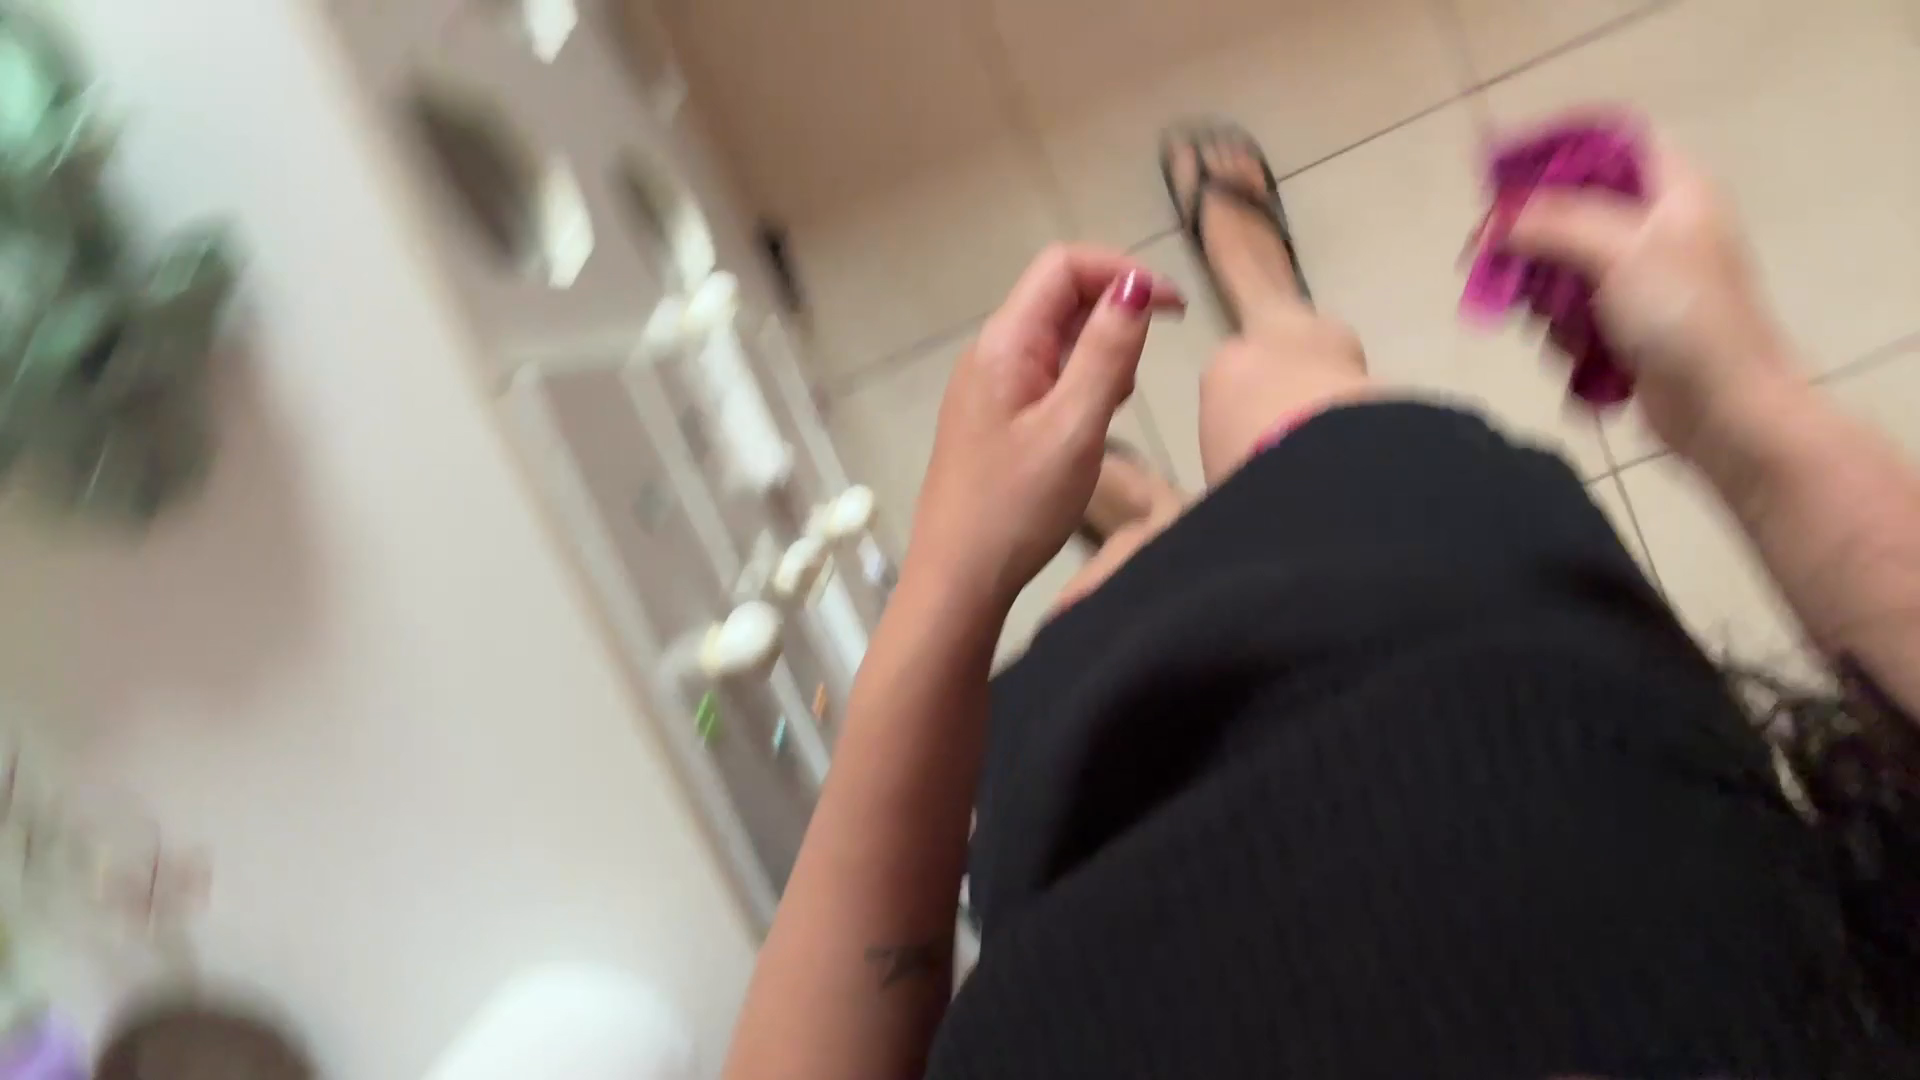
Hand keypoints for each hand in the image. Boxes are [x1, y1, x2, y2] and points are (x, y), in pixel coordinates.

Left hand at [900, 246, 1183, 610]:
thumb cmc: (1016, 507)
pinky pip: (1044, 379)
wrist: (958, 577)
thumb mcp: (1073, 428)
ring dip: (1098, 355)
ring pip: (1055, 342)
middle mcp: (990, 355)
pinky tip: (1088, 425)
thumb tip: (1134, 284)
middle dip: (1112, 317)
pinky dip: (1078, 385)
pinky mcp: (993, 421)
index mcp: (1004, 344)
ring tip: (1113, 408)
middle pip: (1058, 299)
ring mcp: (988, 389)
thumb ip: (1106, 354)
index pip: (1063, 266)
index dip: (1122, 271)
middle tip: (1138, 377)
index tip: (1173, 309)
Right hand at [1500, 138, 1797, 452]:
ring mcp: (1637, 276)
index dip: (1558, 155)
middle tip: (1487, 258)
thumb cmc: (1684, 318)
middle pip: (1570, 212)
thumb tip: (1495, 221)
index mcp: (1676, 193)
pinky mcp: (1620, 319)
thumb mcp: (1622, 254)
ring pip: (1558, 266)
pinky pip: (1565, 309)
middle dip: (1529, 240)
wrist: (1719, 403)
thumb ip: (1556, 226)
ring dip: (1539, 294)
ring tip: (1545, 320)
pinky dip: (1555, 327)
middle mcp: (1656, 227)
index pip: (1613, 146)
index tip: (1503, 182)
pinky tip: (1568, 346)